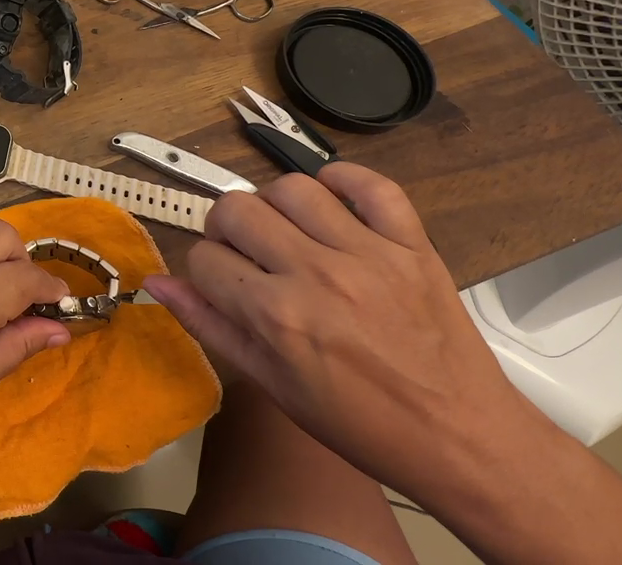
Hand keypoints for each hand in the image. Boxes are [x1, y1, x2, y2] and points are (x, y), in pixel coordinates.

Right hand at [142, 164, 535, 495]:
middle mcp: (316, 274)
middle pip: (236, 209)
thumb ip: (209, 325)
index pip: (204, 257)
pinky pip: (372, 185)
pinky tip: (331, 201)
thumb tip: (157, 283)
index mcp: (276, 315)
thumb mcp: (271, 383)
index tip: (224, 288)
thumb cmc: (360, 423)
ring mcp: (368, 254)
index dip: (204, 272)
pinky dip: (344, 180)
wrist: (464, 441)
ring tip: (287, 233)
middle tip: (247, 256)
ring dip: (275, 205)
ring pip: (291, 187)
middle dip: (226, 230)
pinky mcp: (413, 245)